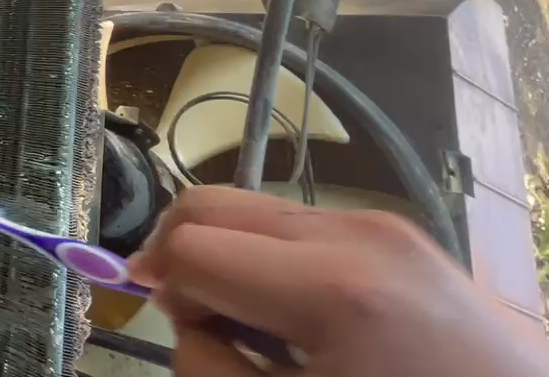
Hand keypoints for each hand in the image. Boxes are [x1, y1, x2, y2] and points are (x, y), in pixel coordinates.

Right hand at [128, 185, 548, 376]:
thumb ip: (204, 362)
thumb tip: (188, 314)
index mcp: (337, 288)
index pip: (190, 250)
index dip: (165, 288)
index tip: (178, 327)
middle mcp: (359, 235)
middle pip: (207, 205)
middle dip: (179, 253)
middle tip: (186, 307)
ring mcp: (385, 227)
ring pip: (246, 208)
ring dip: (225, 251)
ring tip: (248, 311)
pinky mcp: (400, 235)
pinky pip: (294, 222)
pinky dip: (268, 253)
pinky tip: (294, 305)